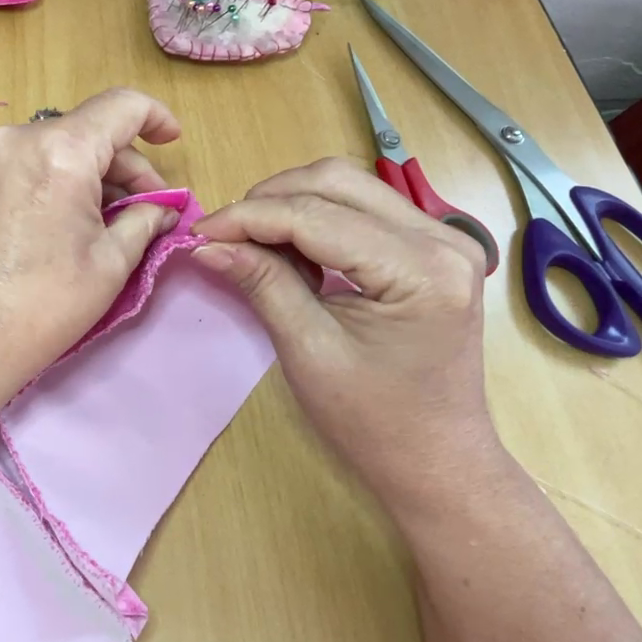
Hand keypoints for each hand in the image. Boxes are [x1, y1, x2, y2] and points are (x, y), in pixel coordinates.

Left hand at [0, 89, 182, 413]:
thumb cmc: (40, 306)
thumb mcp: (109, 263)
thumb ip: (143, 221)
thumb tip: (160, 209)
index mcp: (57, 149)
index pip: (120, 106)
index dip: (156, 117)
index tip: (173, 140)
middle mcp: (15, 139)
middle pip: (86, 130)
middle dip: (124, 165)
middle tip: (148, 210)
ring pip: (56, 148)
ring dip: (91, 175)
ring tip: (112, 224)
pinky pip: (28, 164)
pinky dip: (58, 181)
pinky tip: (71, 223)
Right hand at [190, 158, 503, 516]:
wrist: (436, 460)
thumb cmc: (372, 419)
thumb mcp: (307, 349)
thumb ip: (262, 282)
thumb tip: (205, 243)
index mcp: (420, 270)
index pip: (315, 216)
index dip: (248, 218)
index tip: (197, 233)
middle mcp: (442, 240)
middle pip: (335, 182)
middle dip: (268, 201)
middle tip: (224, 237)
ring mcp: (444, 239)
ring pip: (347, 186)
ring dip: (289, 204)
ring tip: (254, 244)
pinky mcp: (432, 247)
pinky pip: (361, 207)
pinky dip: (314, 217)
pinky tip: (290, 251)